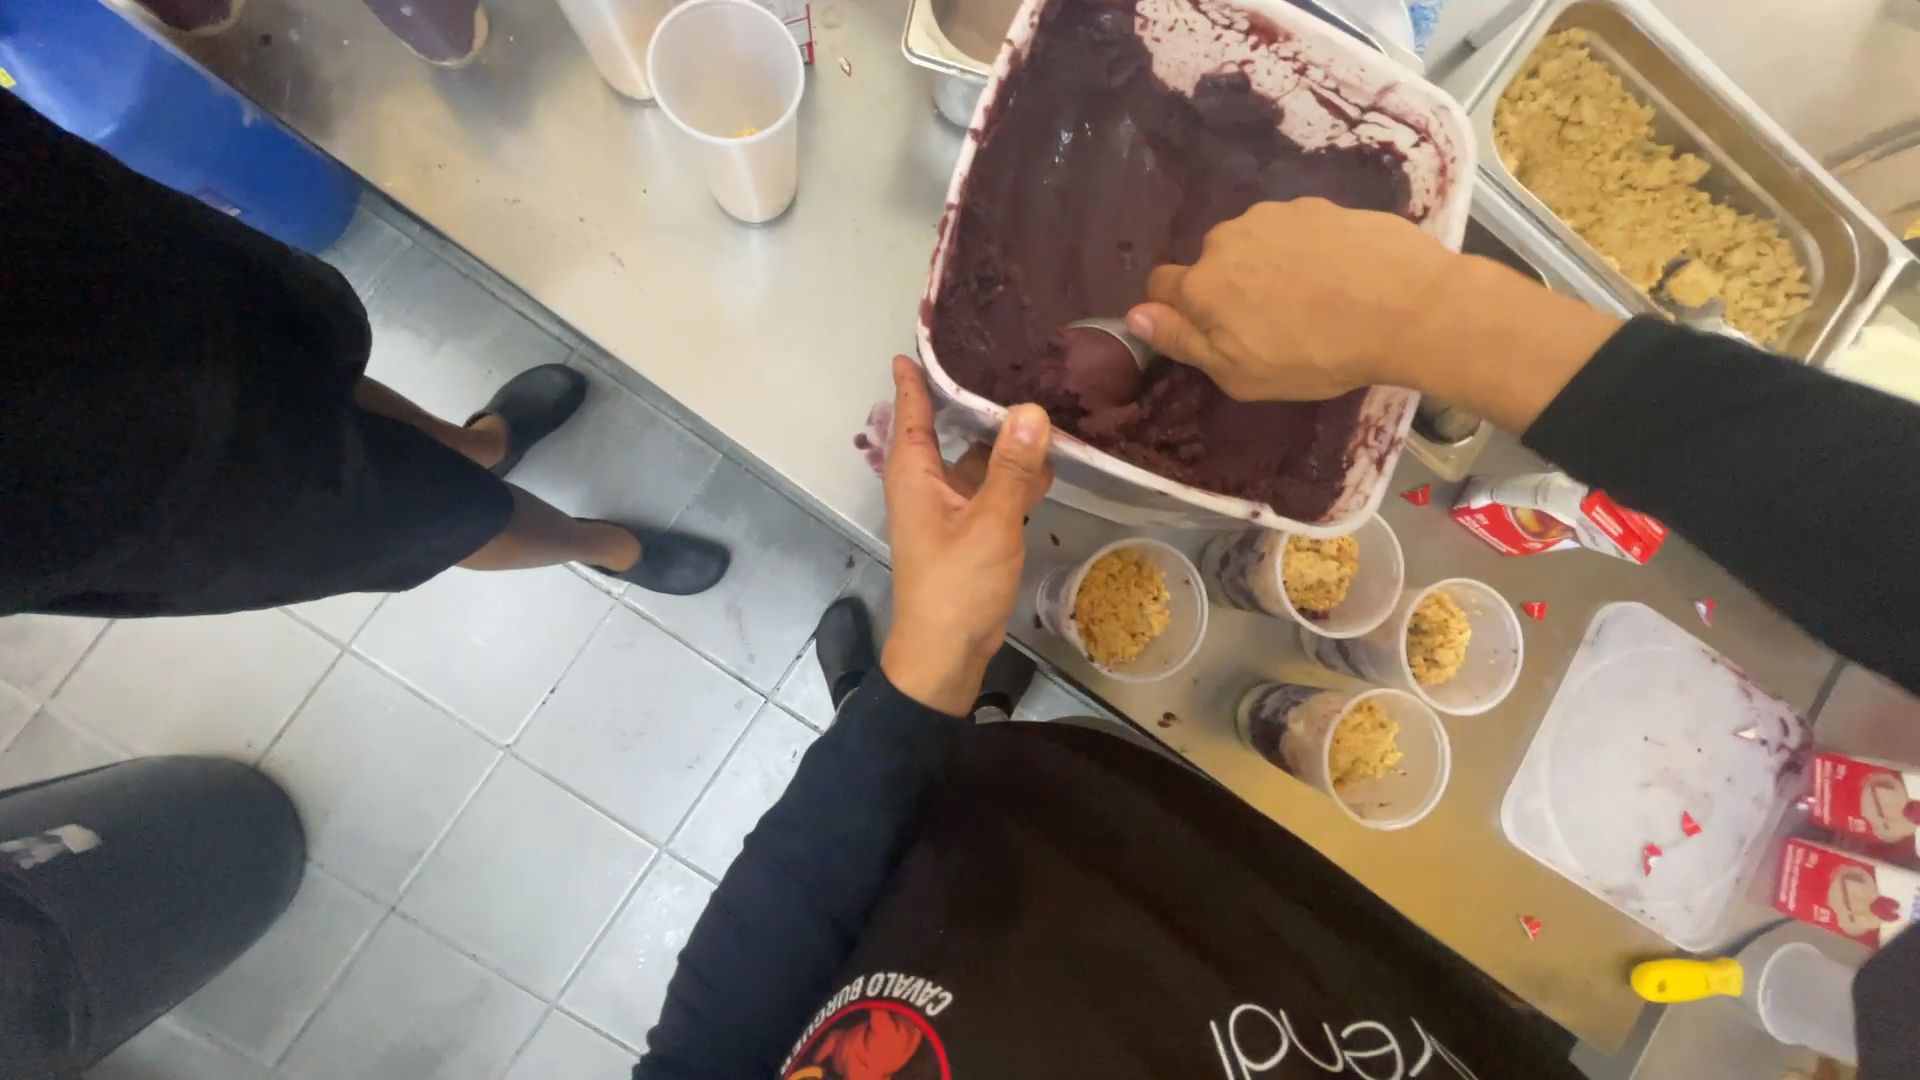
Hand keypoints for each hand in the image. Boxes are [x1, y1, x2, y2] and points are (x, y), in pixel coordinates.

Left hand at [880, 356, 1052, 715]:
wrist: (946, 651)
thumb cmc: (957, 585)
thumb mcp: (990, 523)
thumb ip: (1012, 468)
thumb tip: (1031, 409)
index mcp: (915, 475)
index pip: (911, 412)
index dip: (914, 378)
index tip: (915, 343)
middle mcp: (926, 485)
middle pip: (947, 430)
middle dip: (971, 401)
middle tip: (1005, 363)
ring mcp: (948, 510)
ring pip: (975, 462)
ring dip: (1003, 443)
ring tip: (1040, 406)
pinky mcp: (968, 532)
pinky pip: (990, 492)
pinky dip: (1012, 479)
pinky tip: (1046, 466)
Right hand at [1124, 198, 1457, 400]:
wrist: (1408, 308)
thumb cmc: (1314, 355)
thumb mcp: (1237, 371)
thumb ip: (1181, 341)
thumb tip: (1135, 316)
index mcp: (1201, 284)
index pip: (1159, 286)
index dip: (1175, 311)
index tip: (1208, 331)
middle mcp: (1228, 239)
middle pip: (1208, 263)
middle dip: (1223, 287)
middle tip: (1264, 322)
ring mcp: (1275, 215)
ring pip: (1249, 243)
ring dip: (1262, 266)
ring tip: (1305, 297)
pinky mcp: (1319, 204)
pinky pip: (1291, 229)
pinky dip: (1300, 250)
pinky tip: (1332, 276)